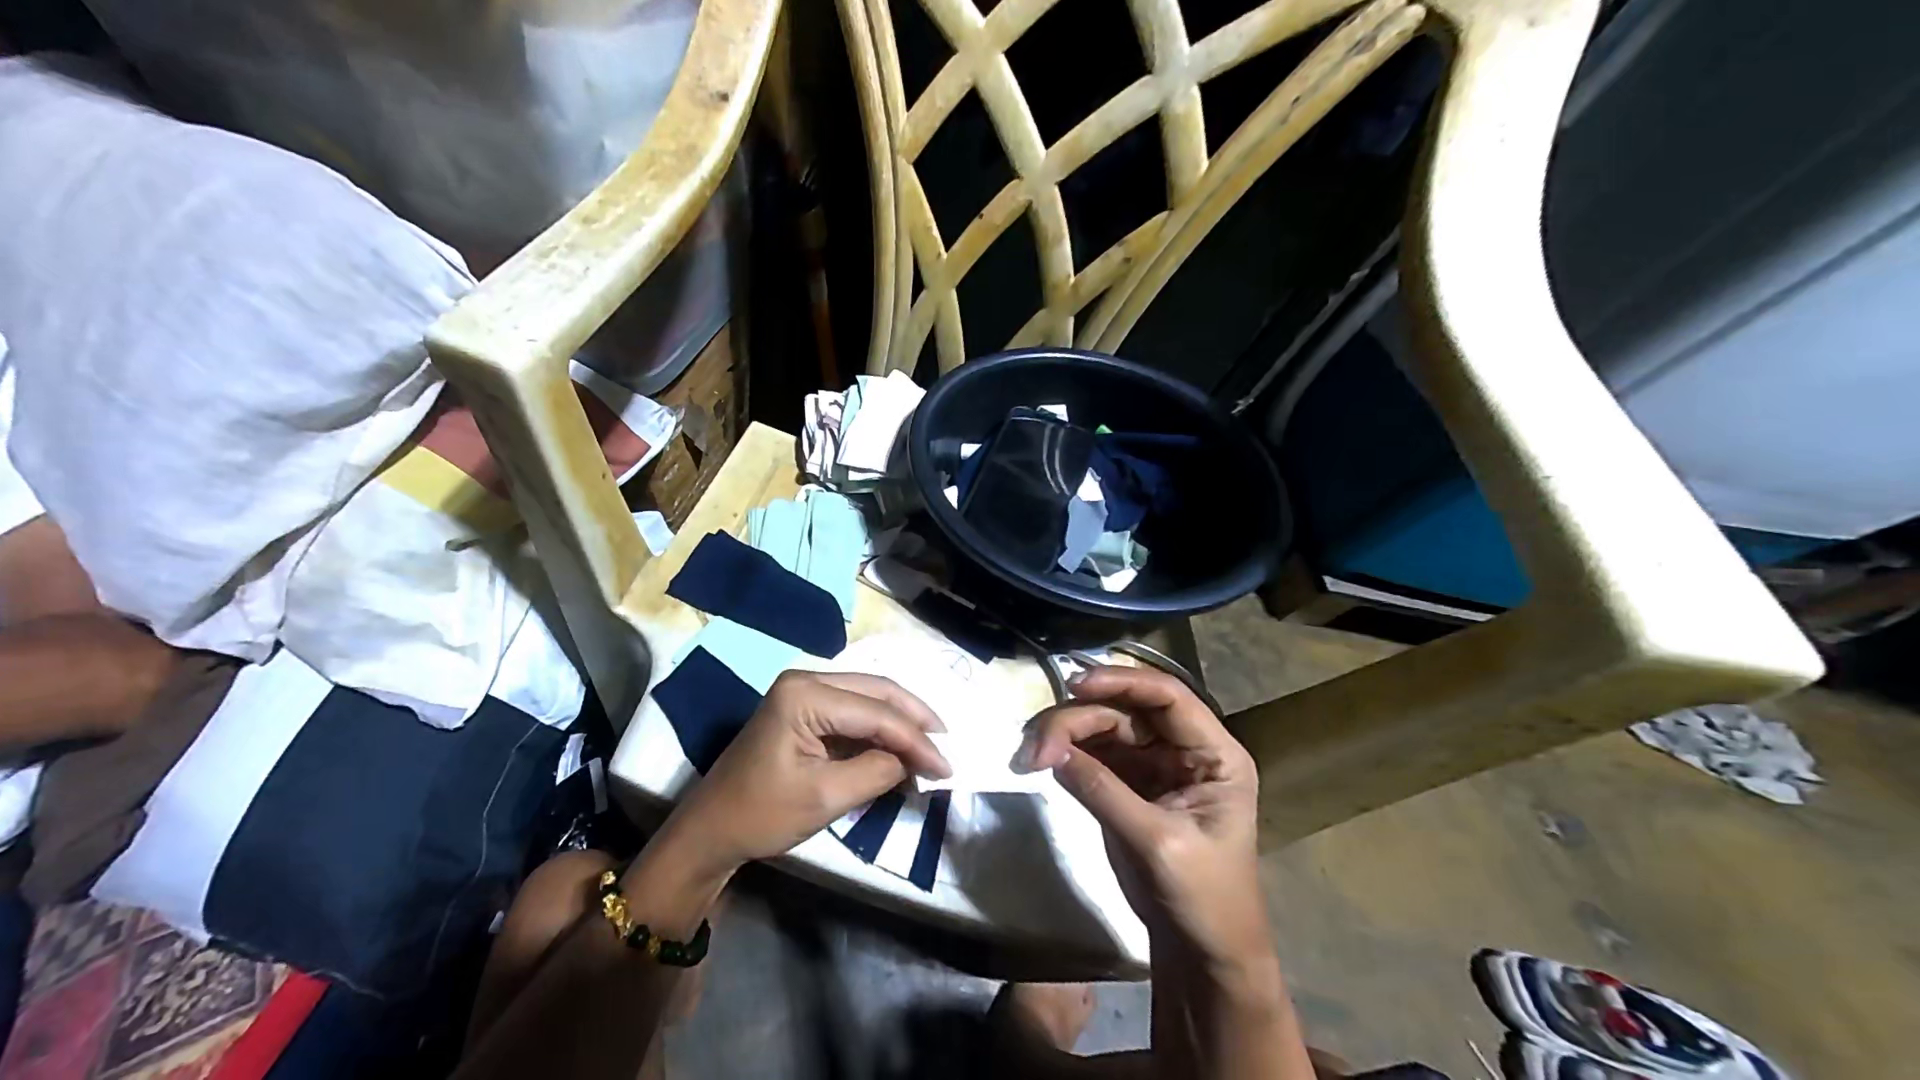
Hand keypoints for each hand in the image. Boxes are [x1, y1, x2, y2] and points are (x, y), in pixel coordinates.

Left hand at [659, 671, 951, 880]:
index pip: (876, 713)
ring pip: (869, 698)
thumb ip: (878, 771)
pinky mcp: (805, 710)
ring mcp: (804, 692)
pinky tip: (900, 749)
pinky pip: (854, 712)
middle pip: (877, 692)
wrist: (709, 831)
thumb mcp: (826, 797)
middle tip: (947, 746)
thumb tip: (917, 760)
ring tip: (930, 749)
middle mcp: (807, 680)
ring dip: (900, 723)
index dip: (917, 740)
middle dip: (914, 719)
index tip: (947, 769)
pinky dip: (880, 731)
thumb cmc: (761, 814)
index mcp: (805, 694)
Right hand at [1022, 665, 1270, 966]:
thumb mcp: (1156, 842)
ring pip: (1104, 727)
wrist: (1203, 951)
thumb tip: (1050, 751)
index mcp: (1213, 754)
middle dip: (1078, 718)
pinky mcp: (1129, 783)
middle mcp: (1184, 748)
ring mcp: (1154, 764)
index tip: (1075, 686)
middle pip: (1126, 710)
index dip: (1122, 682)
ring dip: (1065, 734)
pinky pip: (1093, 754)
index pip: (1168, 697)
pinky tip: (1042, 761)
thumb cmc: (1203, 897)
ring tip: (1030, 756)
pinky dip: (1066, 753)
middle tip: (1036, 746)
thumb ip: (1104, 791)